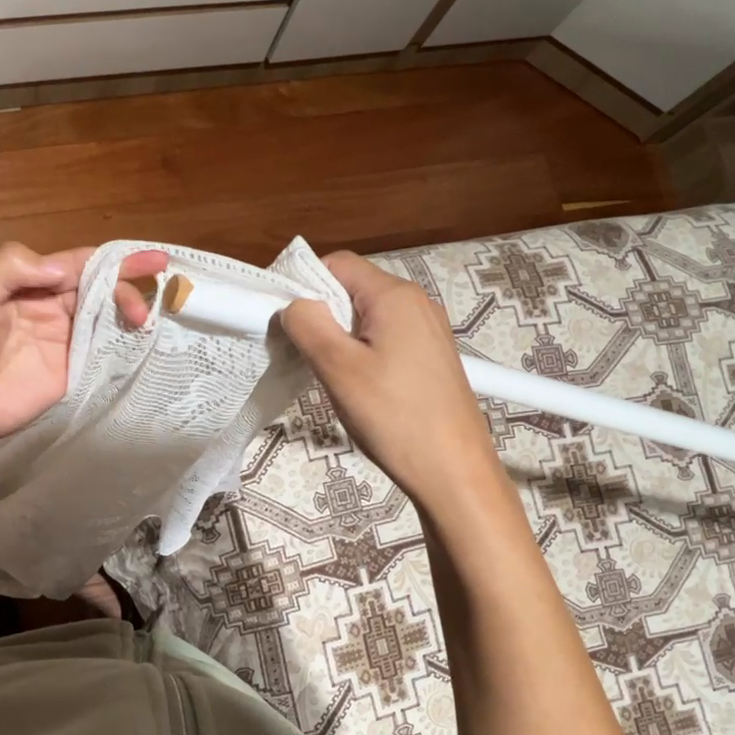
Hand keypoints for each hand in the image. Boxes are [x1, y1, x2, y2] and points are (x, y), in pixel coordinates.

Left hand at [0, 242, 163, 451]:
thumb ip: (11, 269)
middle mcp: (52, 308)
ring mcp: (64, 343)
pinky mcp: (71, 374)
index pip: (79, 263)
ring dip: (132, 311)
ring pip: (108, 318)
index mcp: (29, 284)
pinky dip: (126, 344)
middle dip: (132, 282)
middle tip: (160, 286)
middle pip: (101, 288)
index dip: (114, 258)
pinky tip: (143, 340)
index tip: (148, 258)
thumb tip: (66, 267)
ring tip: (146, 316)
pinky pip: (103, 353)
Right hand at [280, 251, 500, 499]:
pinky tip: (354, 387)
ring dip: (338, 338)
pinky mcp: (429, 358)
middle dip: (319, 314)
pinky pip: (383, 339)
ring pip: (366, 318)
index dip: (303, 283)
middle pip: (352, 290)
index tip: (282, 319)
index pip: (337, 264)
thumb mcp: (339, 369)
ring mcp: (427, 331)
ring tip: (325, 375)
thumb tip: (293, 304)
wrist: (453, 470)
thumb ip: (309, 326)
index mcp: (394, 296)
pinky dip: (360, 354)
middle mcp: (416, 303)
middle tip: (299, 352)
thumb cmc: (394, 416)